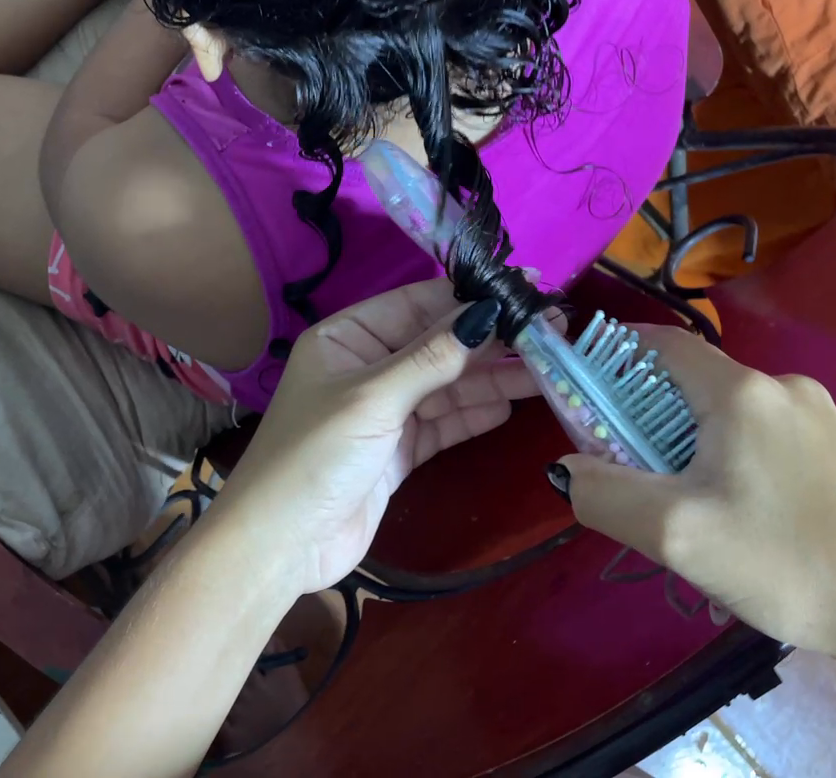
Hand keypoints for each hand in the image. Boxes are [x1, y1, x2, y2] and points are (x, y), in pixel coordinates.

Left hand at [205, 281, 538, 596]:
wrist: (281, 543)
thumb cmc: (315, 455)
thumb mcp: (373, 399)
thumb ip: (431, 358)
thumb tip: (486, 312)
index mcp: (345, 338)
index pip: (415, 305)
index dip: (468, 298)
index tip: (525, 292)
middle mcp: (365, 366)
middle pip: (436, 345)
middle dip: (489, 340)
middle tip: (553, 335)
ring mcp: (383, 410)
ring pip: (446, 385)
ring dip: (492, 378)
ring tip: (549, 371)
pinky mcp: (397, 450)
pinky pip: (443, 422)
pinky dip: (474, 414)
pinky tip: (511, 403)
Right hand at [558, 326, 835, 682]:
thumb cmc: (791, 564)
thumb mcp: (674, 536)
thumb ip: (601, 494)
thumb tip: (567, 468)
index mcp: (741, 392)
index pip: (660, 343)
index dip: (614, 356)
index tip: (586, 389)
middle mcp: (788, 390)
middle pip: (695, 388)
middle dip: (653, 422)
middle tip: (640, 478)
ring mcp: (832, 423)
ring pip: (737, 423)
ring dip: (701, 453)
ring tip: (700, 519)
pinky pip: (777, 448)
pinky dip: (746, 470)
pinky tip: (758, 531)